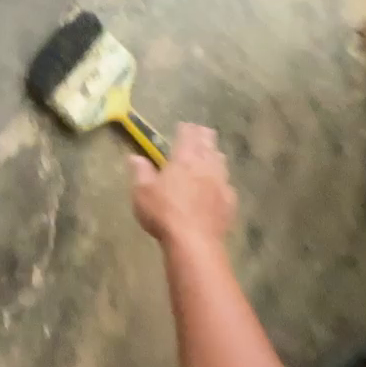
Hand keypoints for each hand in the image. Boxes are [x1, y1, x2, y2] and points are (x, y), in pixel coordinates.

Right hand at [127, 123, 235, 247]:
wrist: (194, 241)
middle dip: (204, 136)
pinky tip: (217, 185)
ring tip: (211, 154)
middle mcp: (206, 166)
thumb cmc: (163, 212)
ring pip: (221, 161)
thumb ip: (140, 172)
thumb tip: (134, 157)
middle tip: (200, 132)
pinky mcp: (230, 201)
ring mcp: (221, 183)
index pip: (187, 135)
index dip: (185, 128)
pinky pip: (226, 183)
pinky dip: (221, 179)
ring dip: (214, 154)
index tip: (183, 125)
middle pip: (209, 143)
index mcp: (183, 159)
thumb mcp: (142, 192)